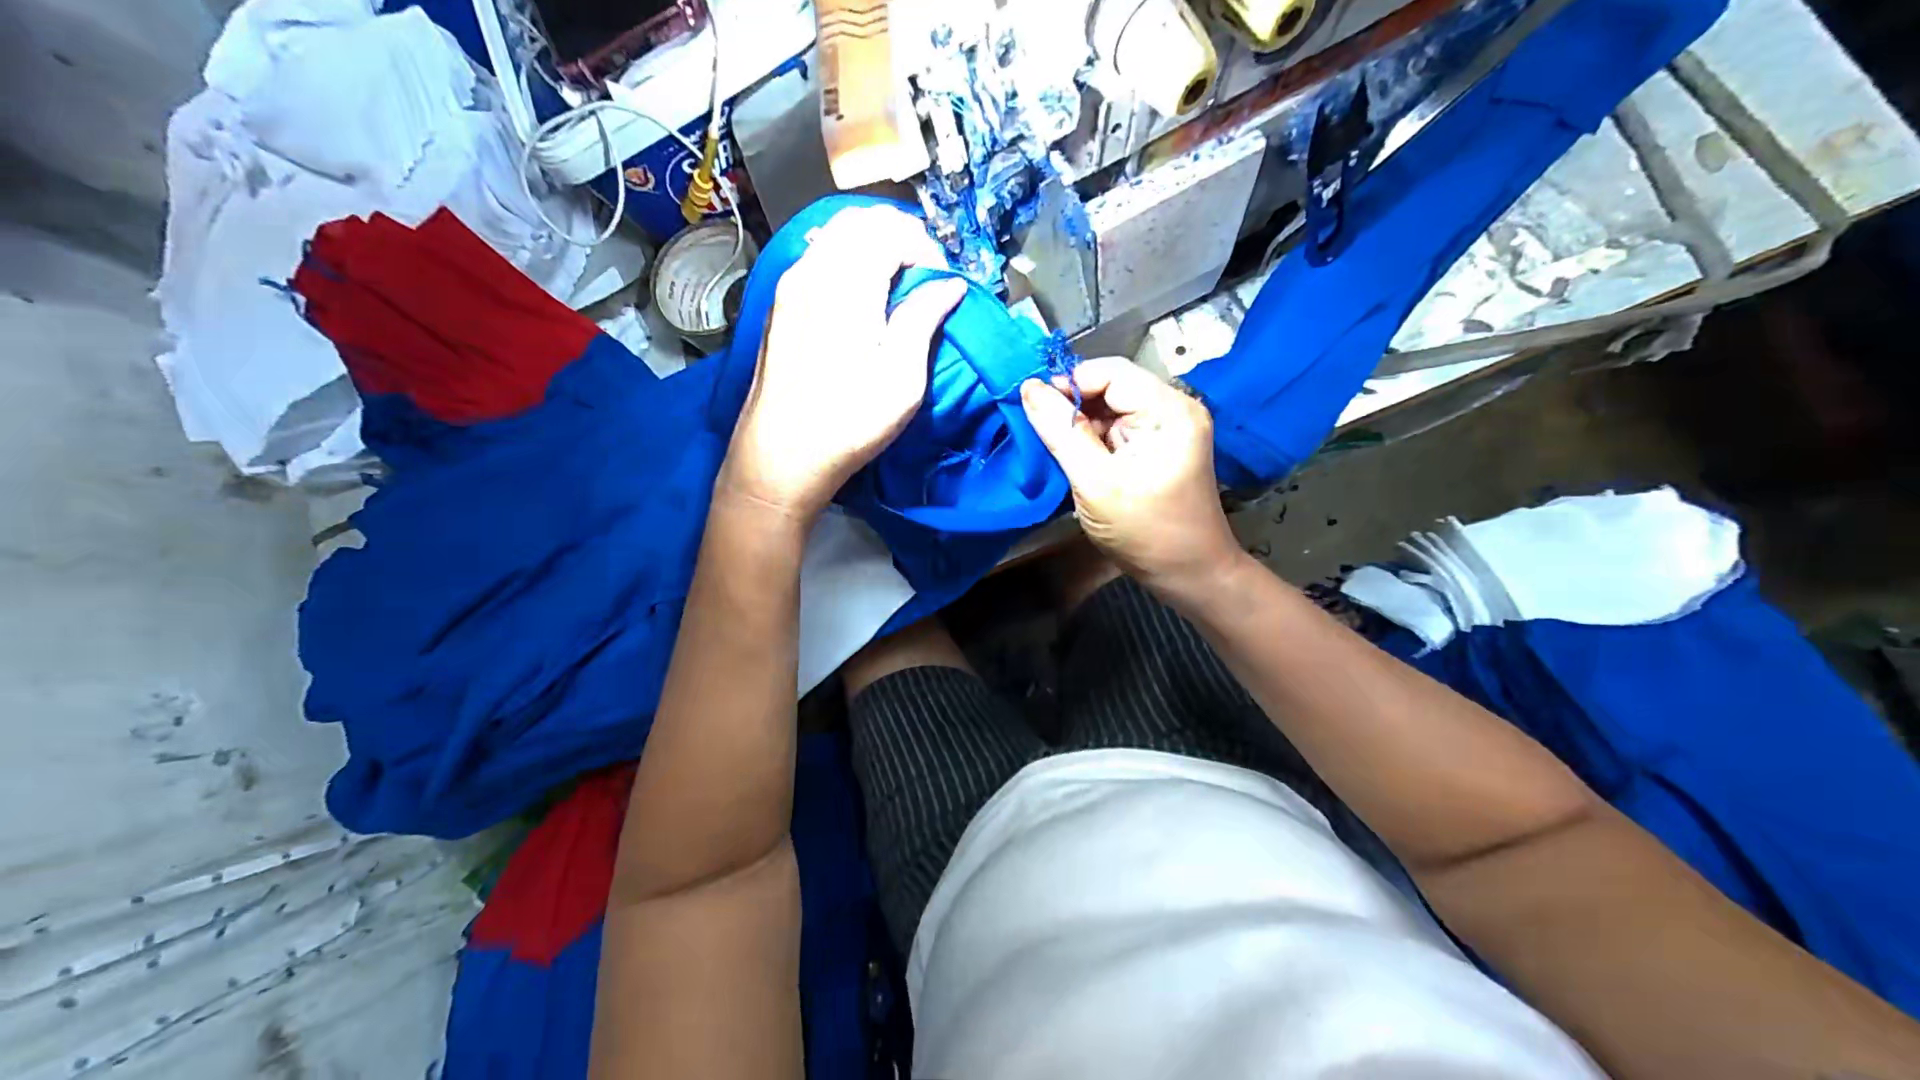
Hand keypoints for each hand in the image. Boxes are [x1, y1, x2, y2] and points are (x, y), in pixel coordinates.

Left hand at [720, 205, 966, 521]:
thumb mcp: (903, 376)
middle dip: (899, 234)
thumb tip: (948, 284)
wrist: (779, 457)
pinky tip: (862, 295)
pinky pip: (817, 257)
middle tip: (924, 271)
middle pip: (860, 220)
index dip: (925, 246)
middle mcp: (812, 272)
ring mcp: (789, 286)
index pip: (891, 231)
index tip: (943, 279)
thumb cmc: (848, 421)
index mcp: (847, 284)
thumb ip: (924, 318)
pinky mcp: (779, 306)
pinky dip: (846, 259)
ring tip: (897, 281)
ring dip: (872, 244)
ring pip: (834, 235)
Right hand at [1020, 357, 1240, 592]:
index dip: (1070, 385)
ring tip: (1060, 452)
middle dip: (1073, 407)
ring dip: (1081, 426)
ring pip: (1110, 409)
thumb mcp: (1095, 481)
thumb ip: (1062, 432)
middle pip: (1110, 387)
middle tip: (1044, 435)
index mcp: (1168, 409)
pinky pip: (1118, 429)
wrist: (1188, 573)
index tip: (1037, 411)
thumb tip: (1029, 388)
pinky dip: (1093, 440)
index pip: (1109, 371)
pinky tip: (1078, 460)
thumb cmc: (1146, 531)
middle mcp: (1173, 409)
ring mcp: (1168, 428)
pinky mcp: (1159, 447)